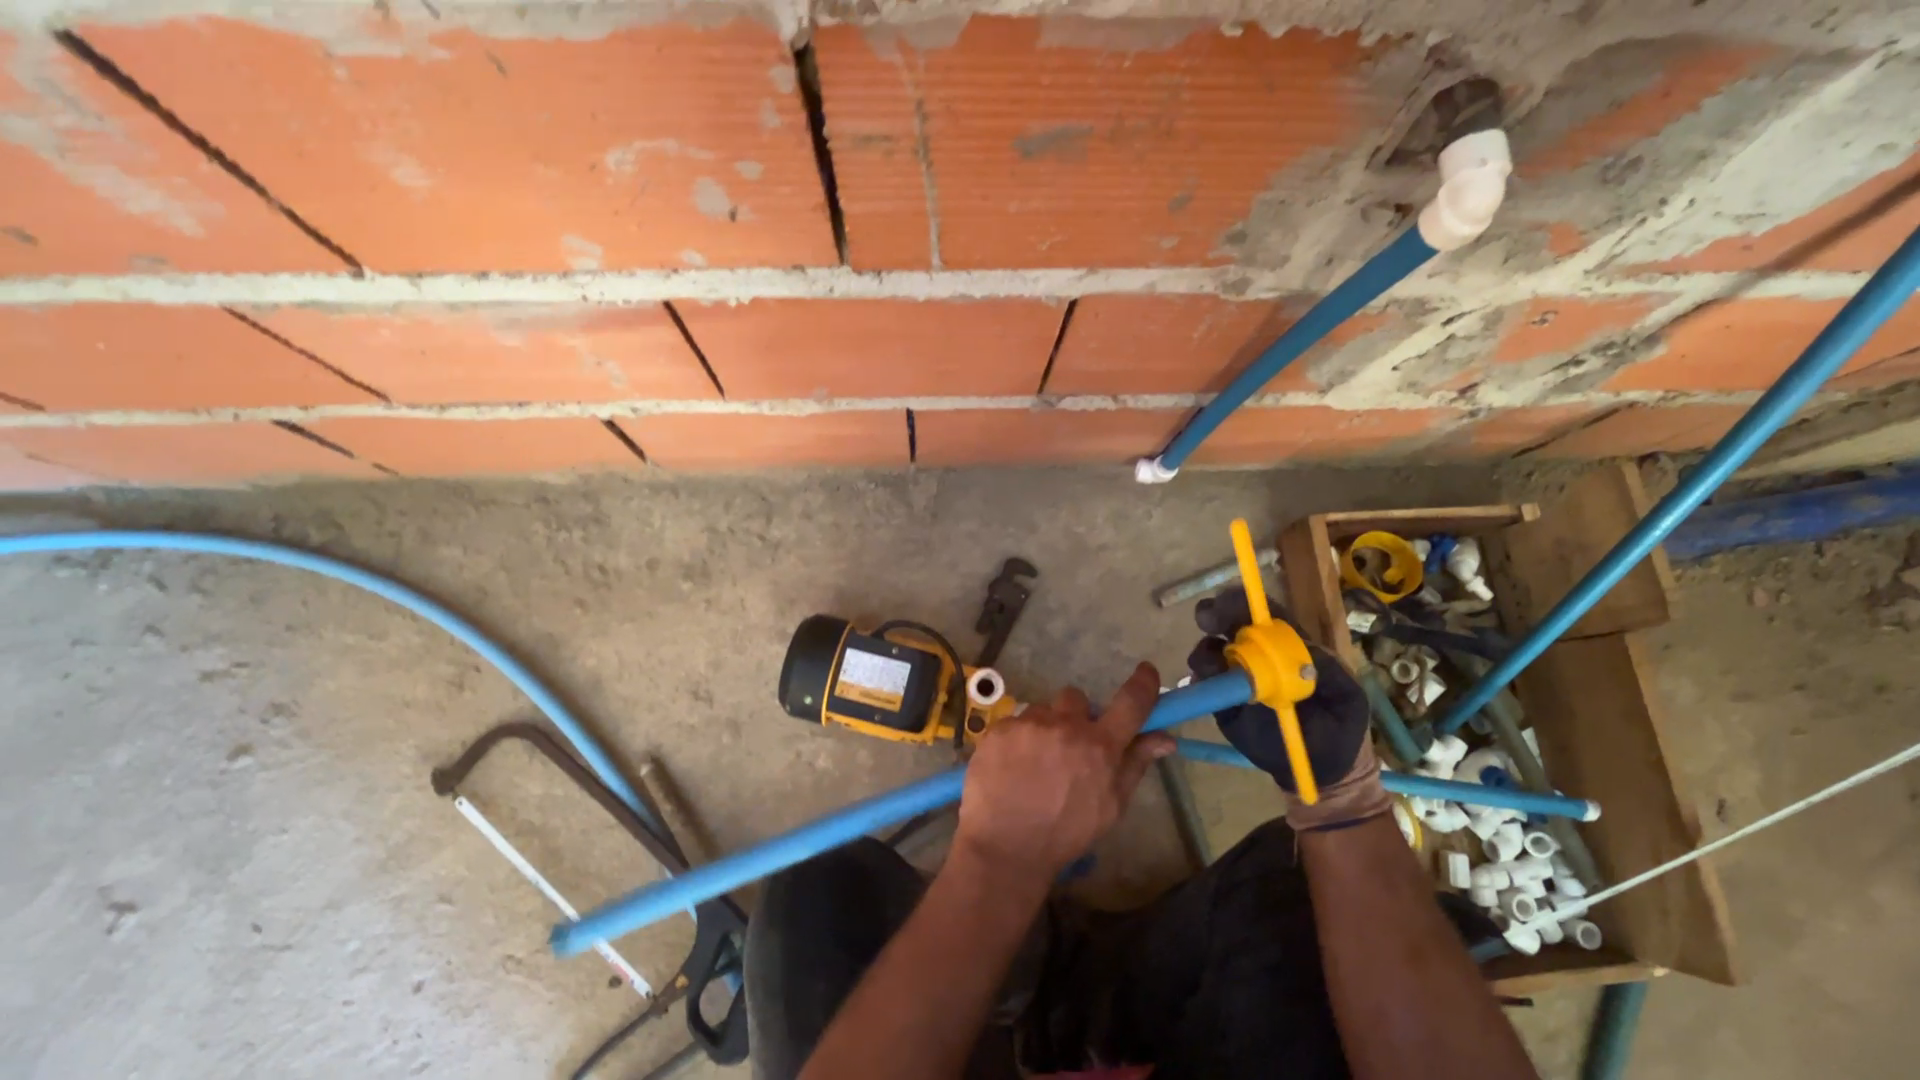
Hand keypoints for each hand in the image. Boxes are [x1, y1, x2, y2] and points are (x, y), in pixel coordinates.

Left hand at [954, 663, 1176, 881]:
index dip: (1143, 684)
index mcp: (1100, 746)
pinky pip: (1014, 723)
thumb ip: (1135, 764)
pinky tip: (1012, 768)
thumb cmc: (1066, 833)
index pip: (1130, 703)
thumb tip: (1165, 738)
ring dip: (1044, 729)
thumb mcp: (1111, 806)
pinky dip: (1017, 740)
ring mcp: (1028, 725)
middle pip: (1076, 699)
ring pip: (1042, 711)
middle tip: (1069, 746)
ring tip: (1034, 763)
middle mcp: (1065, 726)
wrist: (1006, 848)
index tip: (1146, 671)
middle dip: (1076, 717)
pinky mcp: (998, 730)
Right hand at [1188, 592, 1389, 831]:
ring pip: (1210, 651)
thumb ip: (1329, 670)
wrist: (1322, 770)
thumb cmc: (1339, 726)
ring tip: (1211, 666)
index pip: (1264, 614)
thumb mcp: (1346, 696)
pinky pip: (1203, 686)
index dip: (1245, 604)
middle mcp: (1256, 653)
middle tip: (1207, 620)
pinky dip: (1199, 682)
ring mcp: (1236, 677)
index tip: (1231, 603)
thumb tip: (1301, 652)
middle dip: (1214, 614)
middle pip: (1228, 623)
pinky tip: (1204, 686)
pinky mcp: (1223, 704)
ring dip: (1205, 651)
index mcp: (1288, 644)